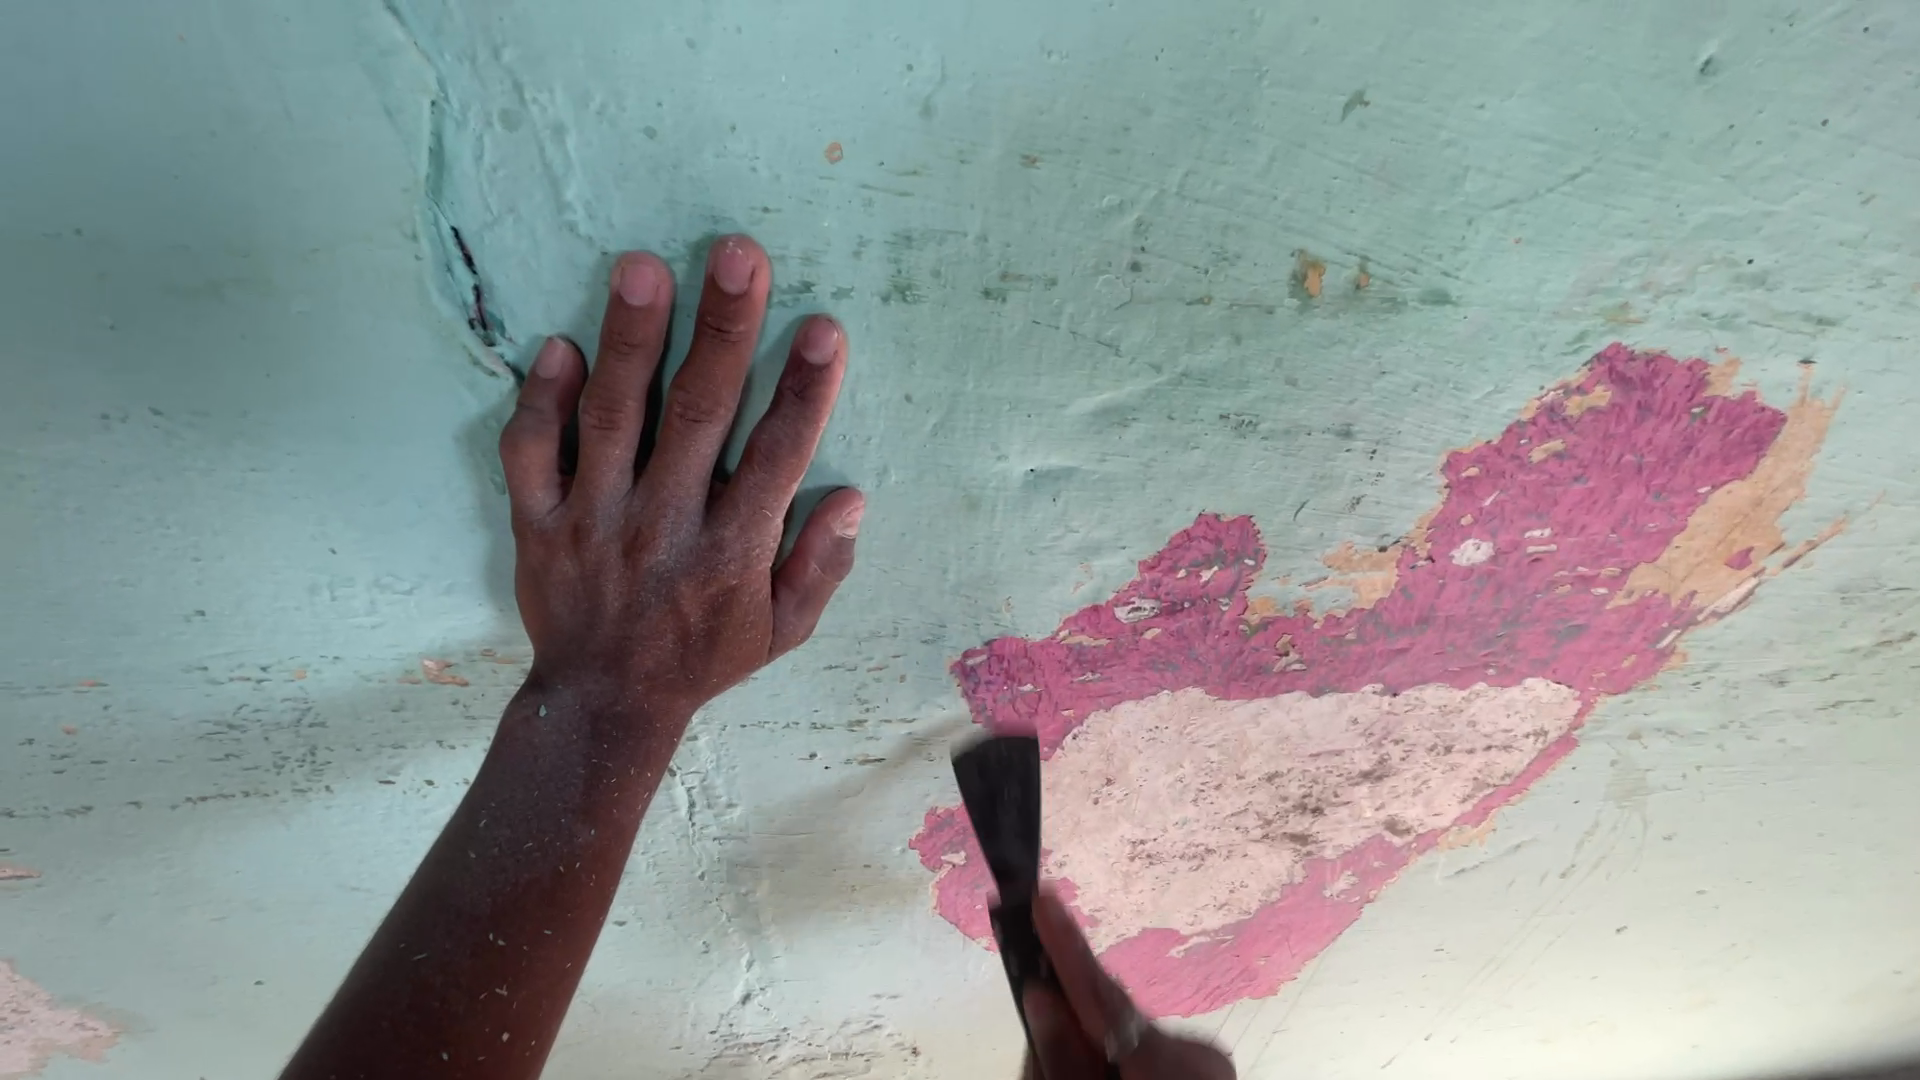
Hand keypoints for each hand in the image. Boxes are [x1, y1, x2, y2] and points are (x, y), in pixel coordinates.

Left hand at [497, 235, 862, 720]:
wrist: (606, 702)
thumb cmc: (706, 657)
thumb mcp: (785, 631)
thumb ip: (821, 566)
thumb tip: (850, 497)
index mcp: (732, 552)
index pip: (775, 459)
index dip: (804, 393)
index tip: (822, 330)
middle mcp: (663, 525)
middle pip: (697, 415)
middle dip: (724, 332)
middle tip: (737, 256)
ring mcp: (593, 521)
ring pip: (613, 418)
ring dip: (630, 339)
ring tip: (643, 267)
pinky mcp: (538, 523)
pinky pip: (531, 454)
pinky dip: (541, 399)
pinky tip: (561, 345)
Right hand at [1023, 893, 1235, 1079]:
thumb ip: (1062, 1062)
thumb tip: (1039, 994)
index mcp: (1171, 1072)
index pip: (1107, 1001)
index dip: (1068, 948)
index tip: (1041, 896)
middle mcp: (1200, 1058)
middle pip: (1109, 1017)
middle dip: (1065, 1021)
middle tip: (1037, 1058)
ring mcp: (1207, 1063)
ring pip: (1120, 1034)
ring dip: (1085, 1050)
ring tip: (1065, 1070)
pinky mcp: (1202, 1068)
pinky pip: (1137, 1050)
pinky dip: (1107, 1062)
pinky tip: (1096, 1071)